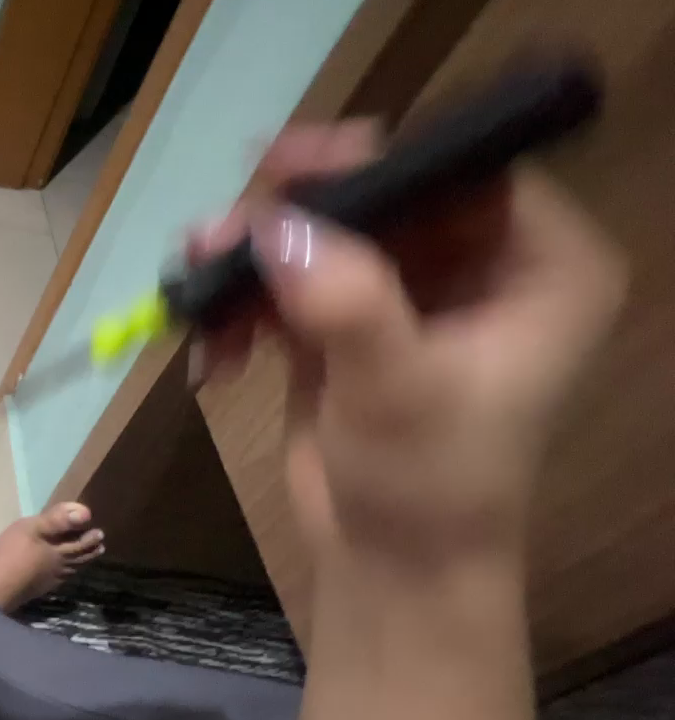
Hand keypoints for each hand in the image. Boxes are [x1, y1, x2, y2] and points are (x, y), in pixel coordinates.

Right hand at [192, 123, 625, 568]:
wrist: (388, 558)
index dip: (368, 161)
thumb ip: (342, 302)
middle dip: (280, 228)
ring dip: (244, 278)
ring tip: (189, 304)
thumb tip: (269, 228)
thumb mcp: (393, 388)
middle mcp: (467, 272)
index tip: (277, 163)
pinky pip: (279, 301)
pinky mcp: (338, 339)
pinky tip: (212, 357)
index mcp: (530, 264)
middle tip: (205, 243)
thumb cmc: (425, 479)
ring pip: (310, 254)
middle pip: (366, 210)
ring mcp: (395, 305)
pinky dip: (237, 319)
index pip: (453, 176)